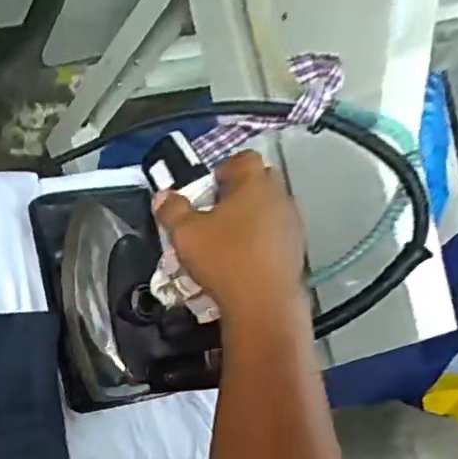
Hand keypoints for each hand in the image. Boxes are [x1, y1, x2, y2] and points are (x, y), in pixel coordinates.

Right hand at [153, 151, 307, 322]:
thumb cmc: (223, 258)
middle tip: (211, 215)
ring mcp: (290, 220)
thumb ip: (172, 212)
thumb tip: (162, 196)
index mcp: (252, 183)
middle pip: (257, 182)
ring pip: (266, 209)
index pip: (242, 159)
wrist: (262, 299)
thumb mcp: (185, 235)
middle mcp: (278, 194)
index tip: (206, 188)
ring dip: (247, 218)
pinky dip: (258, 240)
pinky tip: (241, 260)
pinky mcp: (295, 246)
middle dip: (235, 193)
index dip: (222, 169)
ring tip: (225, 241)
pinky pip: (273, 233)